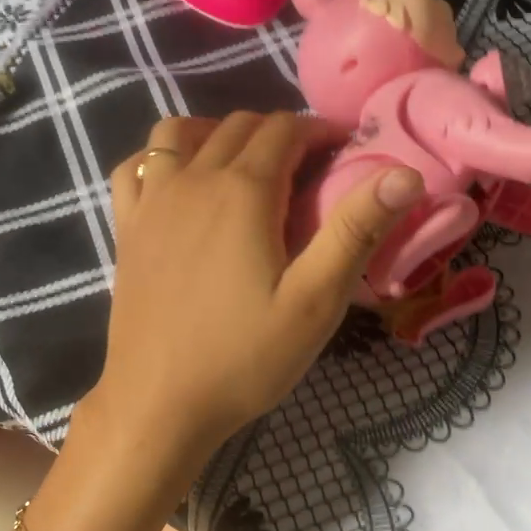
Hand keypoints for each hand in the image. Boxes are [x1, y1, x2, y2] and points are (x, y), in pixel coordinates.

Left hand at [84, 113, 425, 460]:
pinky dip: (160, 158)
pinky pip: (136, 167)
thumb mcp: (314, 301)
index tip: (344, 151)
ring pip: (179, 134)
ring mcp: (151, 202)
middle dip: (278, 132)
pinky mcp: (125, 228)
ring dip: (216, 132)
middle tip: (307, 167)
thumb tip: (405, 173)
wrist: (158, 404)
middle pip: (238, 126)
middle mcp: (193, 180)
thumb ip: (356, 230)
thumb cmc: (244, 358)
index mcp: (244, 191)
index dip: (319, 131)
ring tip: (242, 164)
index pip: (284, 130)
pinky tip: (177, 183)